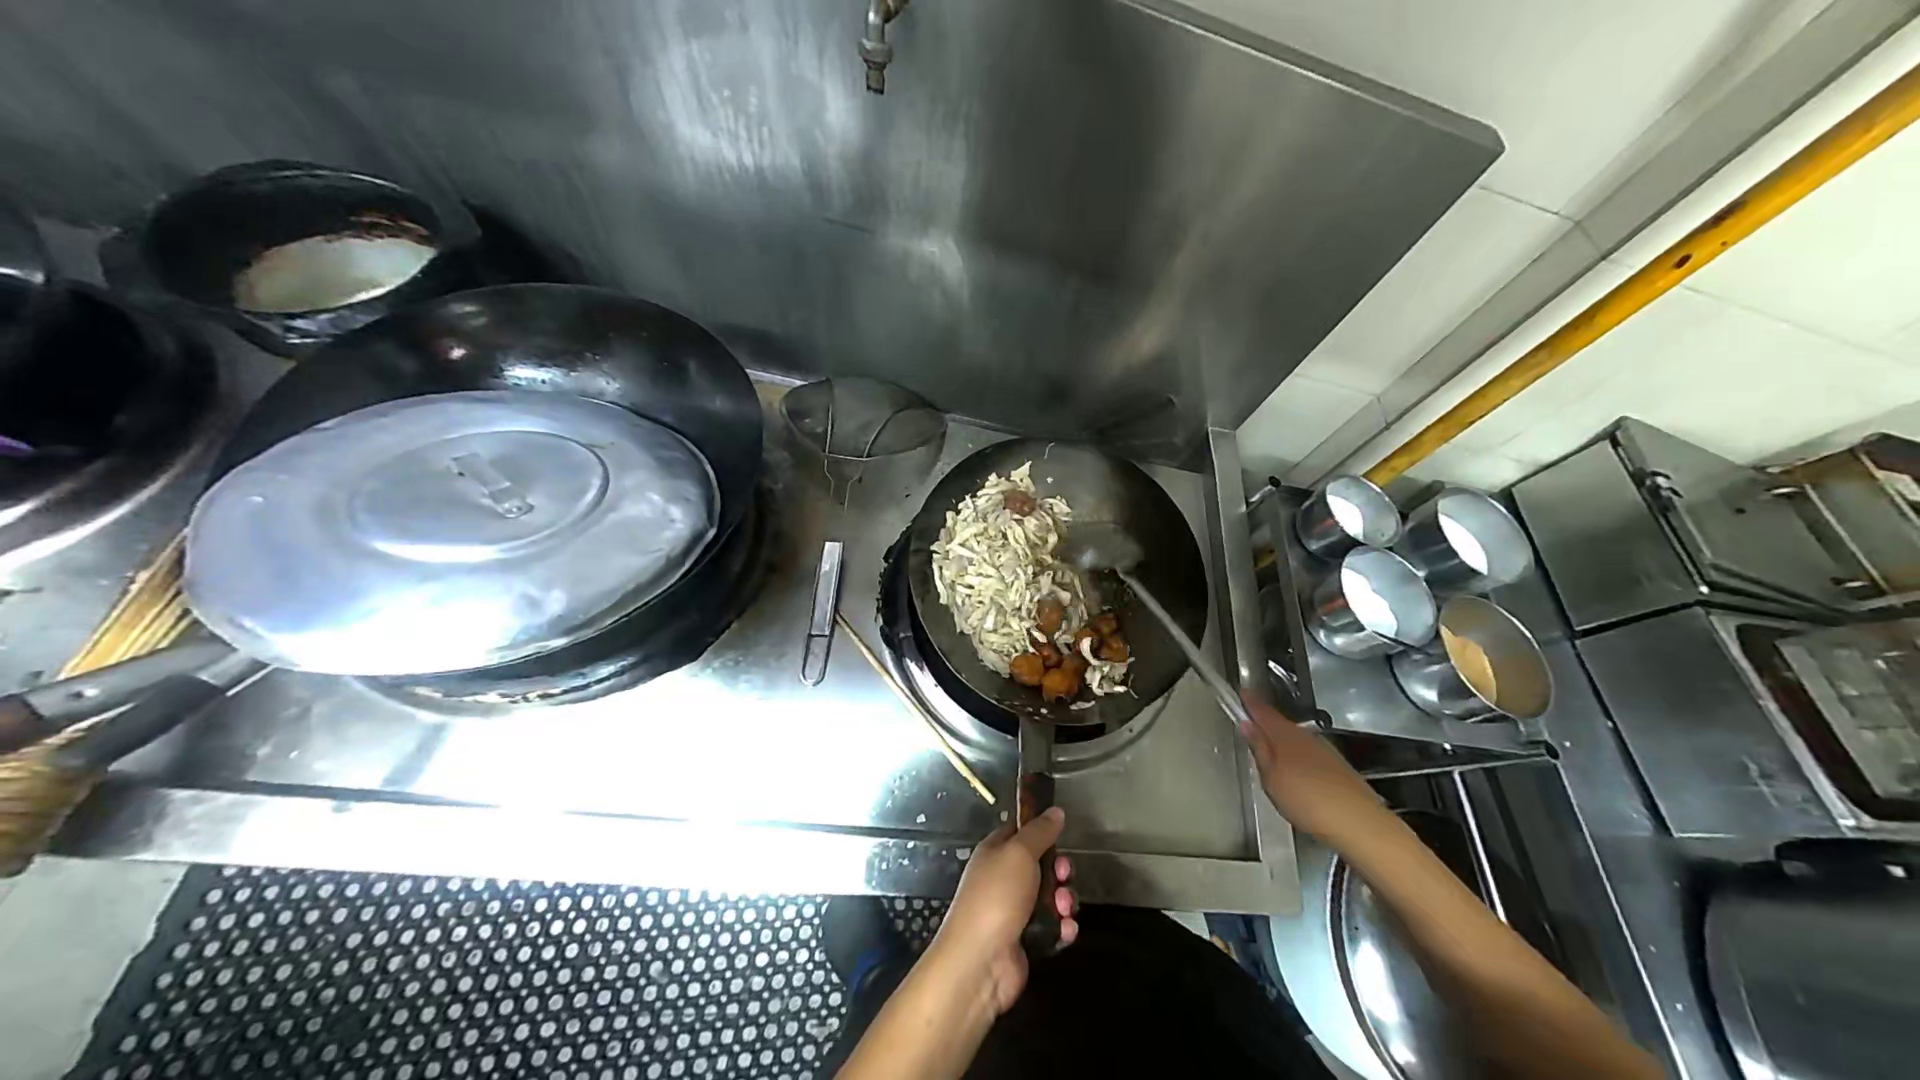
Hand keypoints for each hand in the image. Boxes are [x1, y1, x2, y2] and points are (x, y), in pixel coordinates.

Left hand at [925, 807, 1076, 1014]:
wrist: (980, 961)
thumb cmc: (996, 896)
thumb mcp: (1018, 853)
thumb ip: (1039, 832)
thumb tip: (1055, 810)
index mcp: (996, 852)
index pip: (1021, 833)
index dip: (1042, 833)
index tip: (1060, 837)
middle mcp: (1004, 879)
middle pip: (1043, 866)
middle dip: (1060, 870)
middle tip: (1063, 875)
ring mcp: (1016, 911)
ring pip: (1052, 898)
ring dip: (1065, 901)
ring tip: (1063, 908)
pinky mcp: (1028, 940)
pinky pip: (1054, 928)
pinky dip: (1063, 928)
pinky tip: (1065, 930)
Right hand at [1239, 691, 1391, 846]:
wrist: (1359, 823)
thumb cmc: (1306, 801)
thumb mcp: (1271, 778)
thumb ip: (1259, 749)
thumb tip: (1248, 725)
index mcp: (1285, 736)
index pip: (1264, 712)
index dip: (1251, 702)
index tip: (1242, 693)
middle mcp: (1307, 737)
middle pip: (1281, 725)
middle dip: (1266, 724)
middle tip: (1251, 728)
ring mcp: (1325, 751)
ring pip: (1297, 739)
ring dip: (1283, 742)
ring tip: (1270, 757)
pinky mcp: (1339, 767)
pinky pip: (1310, 753)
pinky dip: (1299, 756)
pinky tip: (1296, 774)